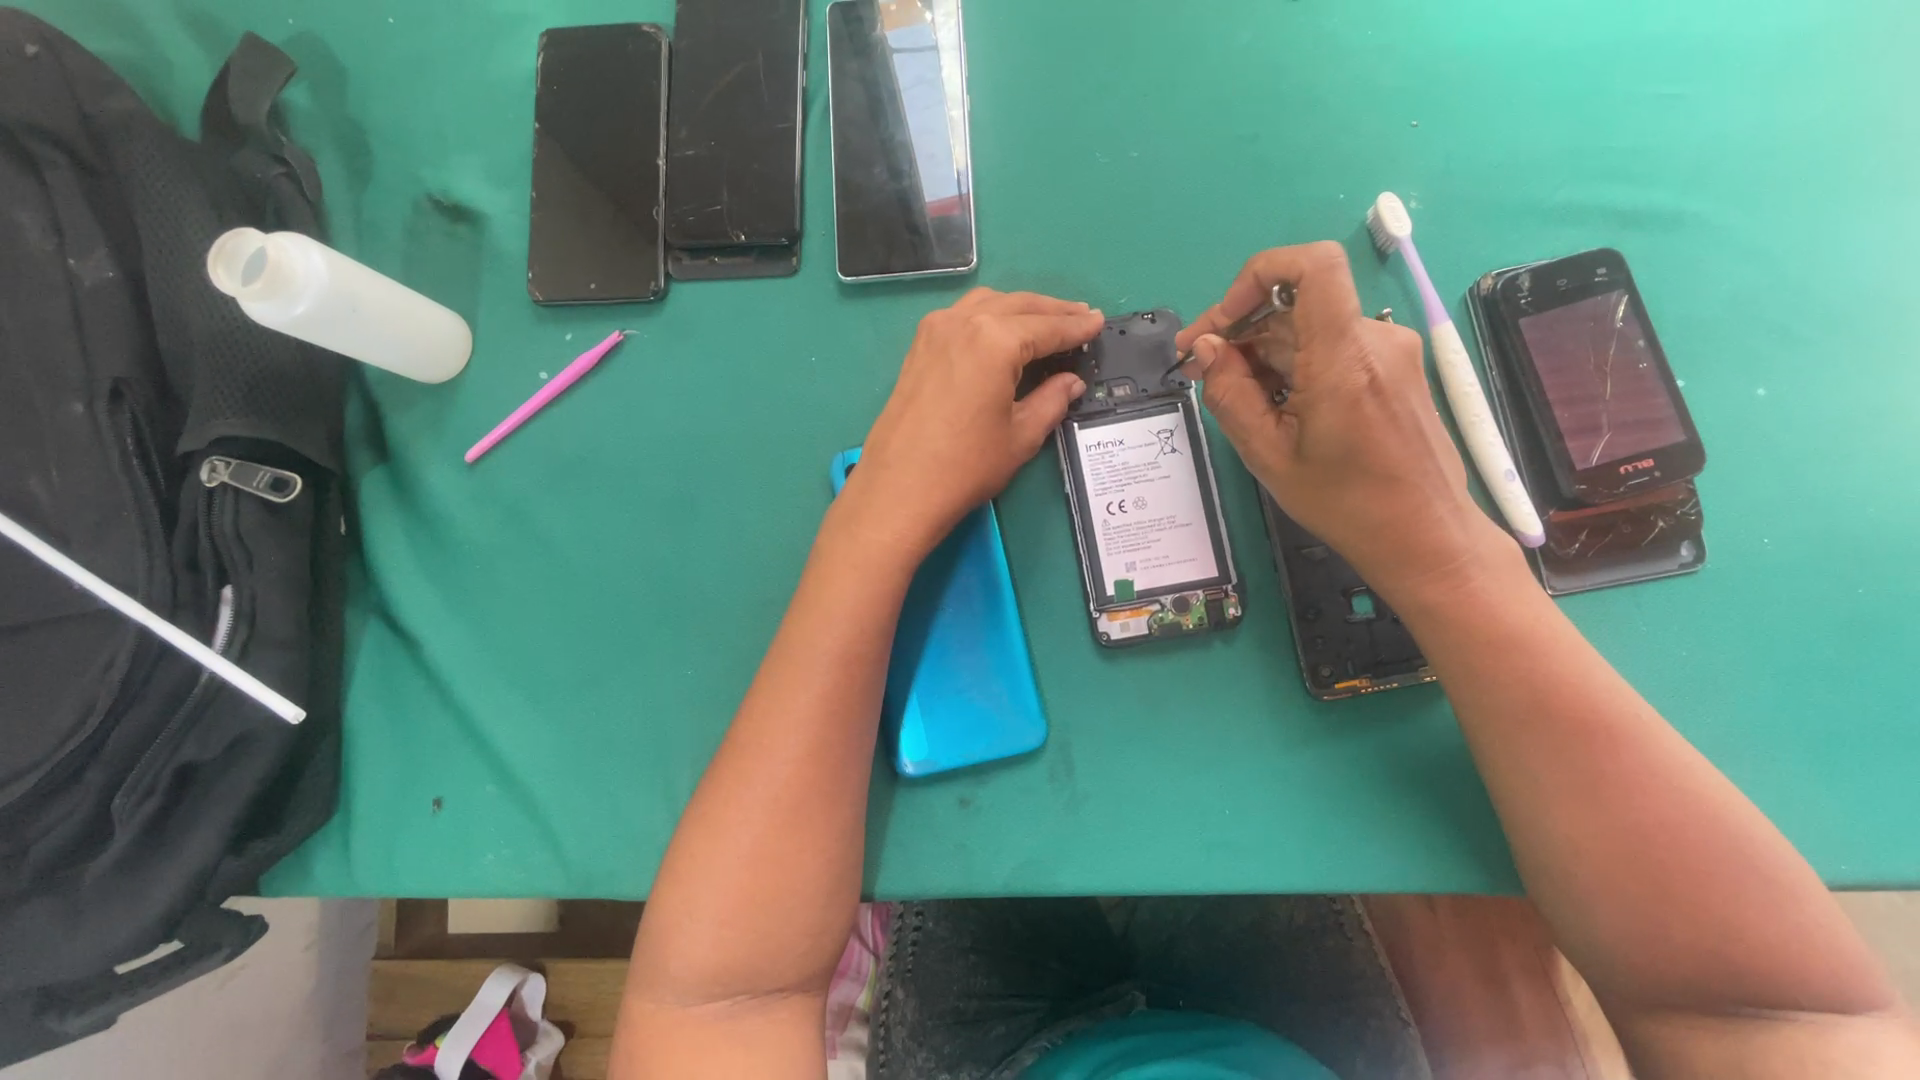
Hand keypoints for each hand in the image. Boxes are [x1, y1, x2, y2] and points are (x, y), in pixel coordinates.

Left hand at [850, 288, 1100, 555]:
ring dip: (1021, 309)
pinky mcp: (919, 347)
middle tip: (1082, 317)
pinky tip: (1004, 332)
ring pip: (989, 304)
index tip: (1098, 323)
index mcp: (995, 340)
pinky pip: (963, 316)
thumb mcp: (1021, 435)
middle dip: (1053, 311)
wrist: (900, 488)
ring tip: (1047, 322)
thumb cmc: (966, 466)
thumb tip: (1071, 382)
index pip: (1047, 327)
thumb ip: (1051, 400)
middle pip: (1019, 306)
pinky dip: (991, 316)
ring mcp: (936, 331)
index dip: (1077, 327)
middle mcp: (964, 322)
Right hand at [1176, 242, 1517, 606]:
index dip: (1258, 274)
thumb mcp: (1269, 455)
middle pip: (1296, 304)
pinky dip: (1293, 365)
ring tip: (1235, 399)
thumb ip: (1230, 395)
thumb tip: (1206, 348)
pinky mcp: (1394, 368)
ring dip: (1264, 352)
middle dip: (1241, 330)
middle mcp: (1374, 339)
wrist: (1424, 534)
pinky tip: (1274, 406)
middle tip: (1200, 370)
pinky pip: (1331, 347)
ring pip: (1310, 328)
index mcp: (1344, 358)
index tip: (1223, 321)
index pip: (1312, 265)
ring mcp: (1389, 351)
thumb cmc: (1345, 503)